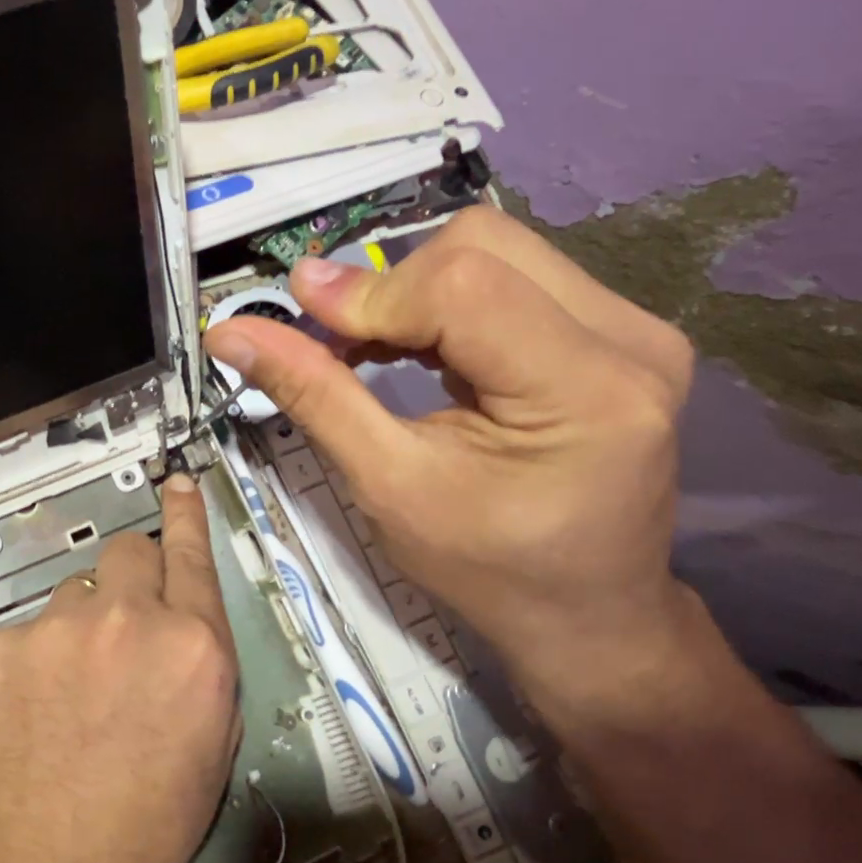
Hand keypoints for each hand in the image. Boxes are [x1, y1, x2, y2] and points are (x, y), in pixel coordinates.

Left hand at [0, 474, 238, 862]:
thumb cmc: (149, 824)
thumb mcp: (211, 743)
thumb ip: (201, 664)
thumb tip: (180, 621)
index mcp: (195, 647)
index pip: (192, 554)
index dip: (186, 515)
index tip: (177, 483)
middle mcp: (128, 619)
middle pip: (128, 552)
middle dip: (132, 578)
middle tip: (124, 625)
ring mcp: (59, 626)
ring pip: (77, 591)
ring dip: (84, 621)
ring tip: (75, 685)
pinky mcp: (6, 644)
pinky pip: (32, 629)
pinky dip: (40, 655)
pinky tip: (37, 705)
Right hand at [203, 207, 695, 697]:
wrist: (587, 616)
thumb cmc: (487, 569)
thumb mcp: (387, 486)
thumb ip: (314, 396)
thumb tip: (230, 331)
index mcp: (587, 391)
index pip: (463, 287)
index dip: (367, 294)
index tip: (295, 318)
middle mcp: (628, 339)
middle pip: (481, 246)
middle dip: (389, 287)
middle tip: (335, 346)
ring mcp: (631, 328)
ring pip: (493, 249)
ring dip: (411, 290)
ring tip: (370, 350)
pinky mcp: (614, 331)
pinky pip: (510, 274)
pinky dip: (440, 301)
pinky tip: (413, 349)